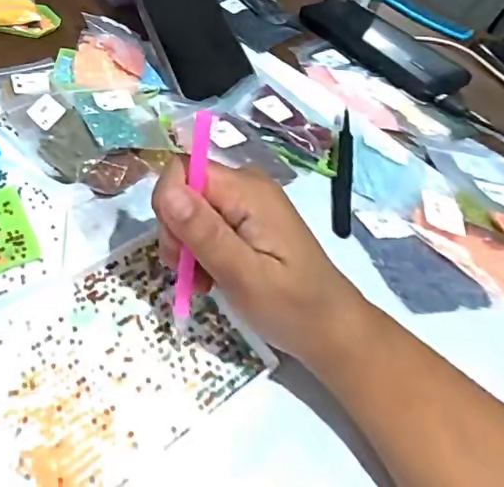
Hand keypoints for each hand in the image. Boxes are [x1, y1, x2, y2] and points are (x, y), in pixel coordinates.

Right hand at [154, 160, 368, 360]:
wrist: (337, 334)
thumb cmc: (294, 308)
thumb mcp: (244, 275)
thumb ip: (204, 232)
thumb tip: (167, 191)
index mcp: (246, 189)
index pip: (182, 168)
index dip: (168, 203)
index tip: (178, 249)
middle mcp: (245, 184)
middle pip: (184, 188)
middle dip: (176, 229)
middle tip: (189, 273)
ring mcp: (247, 201)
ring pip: (190, 207)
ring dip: (186, 244)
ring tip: (203, 281)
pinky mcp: (247, 218)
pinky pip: (206, 220)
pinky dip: (199, 248)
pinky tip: (210, 276)